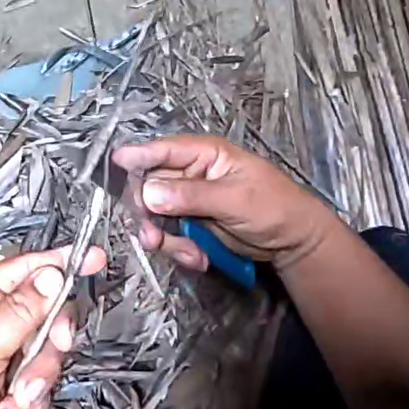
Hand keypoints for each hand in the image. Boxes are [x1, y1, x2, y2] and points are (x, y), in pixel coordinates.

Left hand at [0, 245, 106, 408]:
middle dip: (50, 341)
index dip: (62, 264)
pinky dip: (28, 405)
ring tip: (13, 398)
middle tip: (45, 353)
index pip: (28, 269)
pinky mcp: (5, 388)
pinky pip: (39, 386)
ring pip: (47, 353)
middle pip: (47, 312)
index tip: (93, 260)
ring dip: (35, 381)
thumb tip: (51, 275)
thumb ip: (21, 311)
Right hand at [113, 134, 339, 271]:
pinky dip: (178, 248)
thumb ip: (191, 196)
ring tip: (186, 252)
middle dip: (148, 212)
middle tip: (151, 235)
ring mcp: (188, 199)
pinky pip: (169, 233)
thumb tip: (148, 192)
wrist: (293, 242)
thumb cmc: (273, 207)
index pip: (164, 150)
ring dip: (164, 236)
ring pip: (155, 214)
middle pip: (150, 185)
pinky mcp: (190, 223)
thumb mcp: (235, 200)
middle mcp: (190, 172)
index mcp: (204, 154)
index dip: (138, 155)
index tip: (115, 163)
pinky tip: (198, 258)